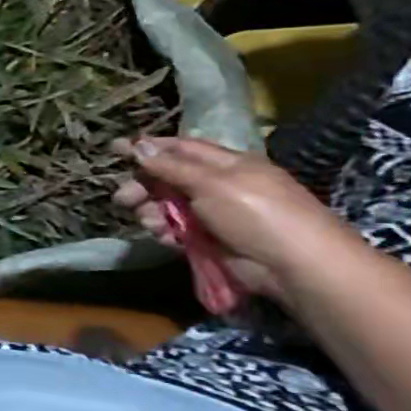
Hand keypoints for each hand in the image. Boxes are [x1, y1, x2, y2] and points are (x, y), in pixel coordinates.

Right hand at [111, 136, 359, 303]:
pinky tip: (162, 236)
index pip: (180, 148)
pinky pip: (179, 232)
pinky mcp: (211, 243)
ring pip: (171, 207)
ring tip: (149, 222)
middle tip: (123, 198)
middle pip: (170, 178)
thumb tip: (140, 145)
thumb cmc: (256, 212)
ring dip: (153, 212)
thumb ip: (172, 166)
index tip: (117, 150)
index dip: (149, 148)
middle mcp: (218, 186)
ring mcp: (215, 216)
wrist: (293, 265)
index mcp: (225, 163)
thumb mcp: (212, 182)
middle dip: (145, 186)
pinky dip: (166, 232)